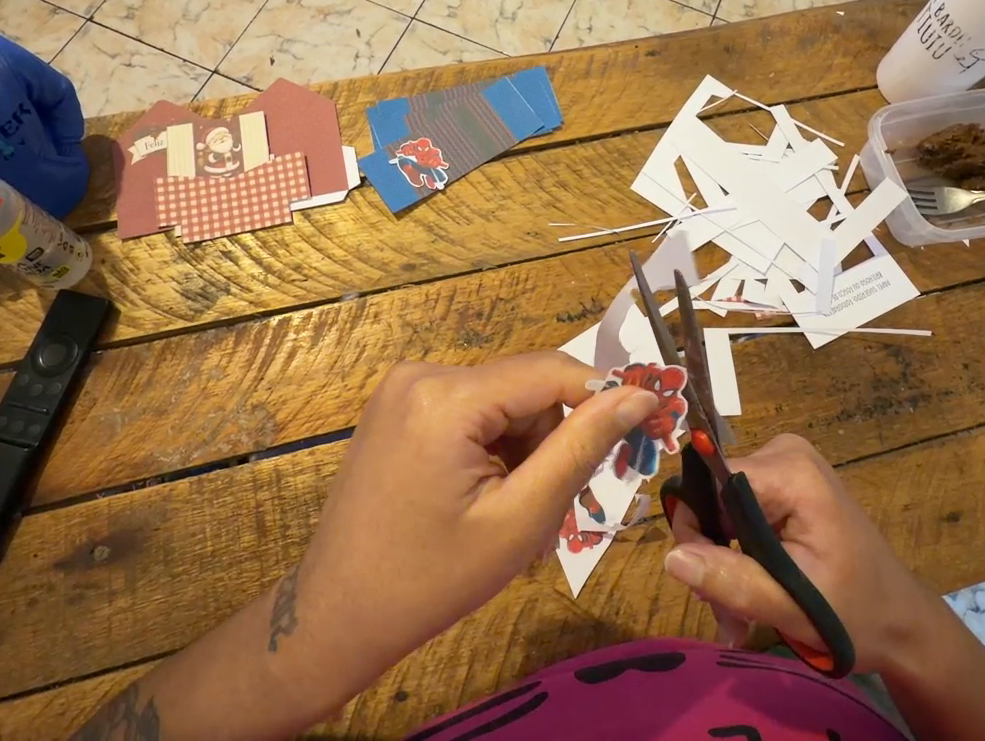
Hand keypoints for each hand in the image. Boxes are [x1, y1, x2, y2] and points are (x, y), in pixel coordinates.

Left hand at [278, 352, 658, 699]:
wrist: (337, 613)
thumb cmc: (432, 579)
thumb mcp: (521, 518)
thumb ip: (581, 447)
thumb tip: (639, 395)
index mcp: (446, 396)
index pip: (551, 371)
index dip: (604, 395)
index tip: (646, 428)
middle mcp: (421, 372)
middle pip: (524, 386)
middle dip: (554, 437)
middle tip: (558, 503)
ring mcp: (403, 386)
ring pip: (501, 399)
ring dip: (525, 446)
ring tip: (514, 509)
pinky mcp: (398, 404)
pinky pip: (470, 408)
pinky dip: (493, 444)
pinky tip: (484, 493)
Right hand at [662, 433, 936, 675]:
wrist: (902, 620)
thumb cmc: (857, 614)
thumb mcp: (791, 606)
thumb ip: (731, 580)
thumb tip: (671, 557)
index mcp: (789, 472)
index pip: (709, 485)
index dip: (697, 533)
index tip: (706, 587)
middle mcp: (783, 452)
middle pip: (713, 497)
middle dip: (711, 557)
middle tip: (728, 616)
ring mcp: (784, 462)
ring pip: (720, 506)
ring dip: (722, 561)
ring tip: (740, 614)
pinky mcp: (783, 478)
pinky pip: (737, 506)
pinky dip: (737, 550)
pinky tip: (750, 588)